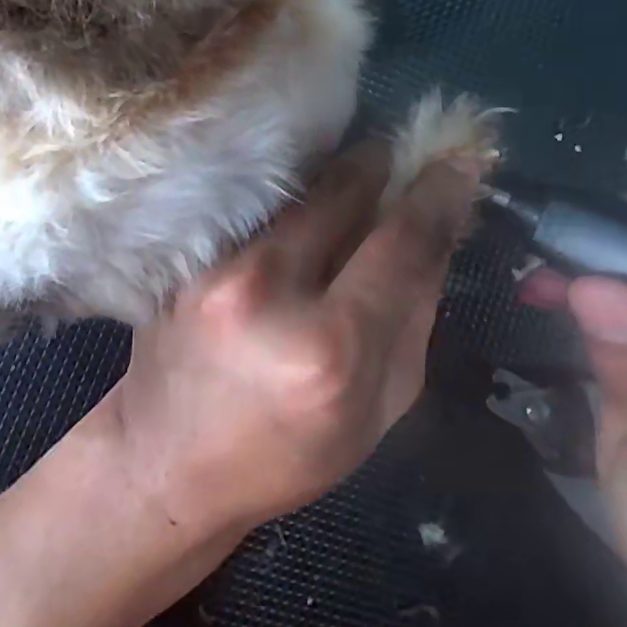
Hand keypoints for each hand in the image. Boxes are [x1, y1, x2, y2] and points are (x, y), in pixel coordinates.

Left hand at [108, 141, 482, 535]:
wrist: (167, 464)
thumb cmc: (290, 454)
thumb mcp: (384, 404)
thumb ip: (416, 309)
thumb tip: (437, 227)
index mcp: (332, 347)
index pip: (401, 239)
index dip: (439, 192)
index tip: (460, 161)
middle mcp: (269, 290)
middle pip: (346, 188)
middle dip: (384, 166)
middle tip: (403, 164)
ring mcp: (219, 268)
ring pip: (302, 192)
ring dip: (340, 184)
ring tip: (356, 199)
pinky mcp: (188, 258)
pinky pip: (264, 209)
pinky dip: (298, 205)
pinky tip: (306, 224)